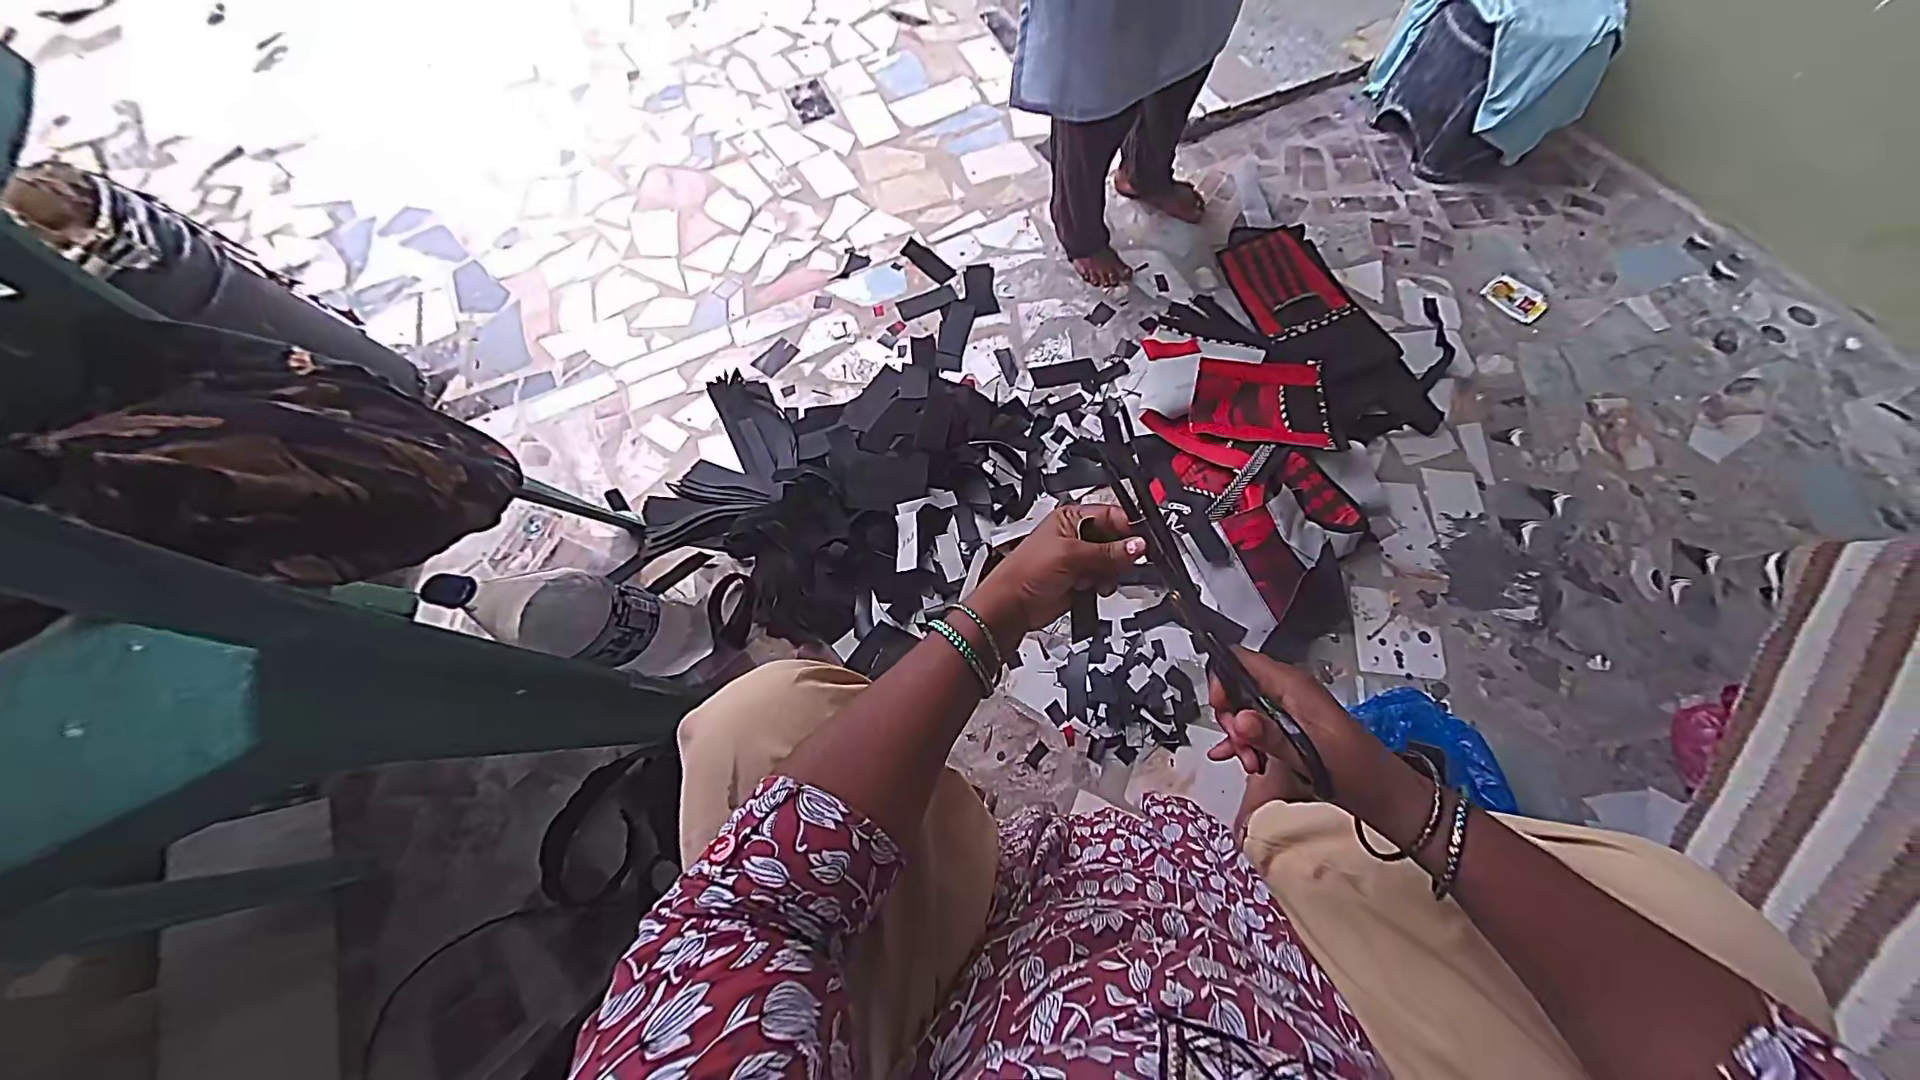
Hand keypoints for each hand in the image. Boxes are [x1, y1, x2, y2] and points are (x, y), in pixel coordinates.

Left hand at [966, 503, 1144, 639]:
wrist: (1013, 606)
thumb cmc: (1025, 572)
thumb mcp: (1071, 555)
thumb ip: (1108, 552)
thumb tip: (1138, 545)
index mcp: (1071, 517)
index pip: (1113, 514)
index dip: (1129, 528)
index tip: (1143, 542)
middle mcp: (1077, 535)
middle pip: (1118, 539)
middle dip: (1120, 553)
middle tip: (1117, 563)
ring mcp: (1080, 558)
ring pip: (1115, 561)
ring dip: (1112, 572)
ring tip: (1097, 577)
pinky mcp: (1082, 579)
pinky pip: (1107, 579)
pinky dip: (1105, 584)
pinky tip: (1093, 587)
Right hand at [1205, 648, 1429, 831]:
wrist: (1387, 797)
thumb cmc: (1361, 772)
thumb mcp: (1311, 756)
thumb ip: (1271, 736)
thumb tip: (1240, 720)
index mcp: (1295, 686)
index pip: (1241, 660)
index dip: (1222, 679)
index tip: (1222, 709)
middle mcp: (1289, 691)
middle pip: (1237, 685)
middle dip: (1230, 715)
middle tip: (1239, 741)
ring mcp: (1289, 708)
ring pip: (1243, 707)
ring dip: (1238, 734)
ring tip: (1249, 758)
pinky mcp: (1289, 724)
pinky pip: (1255, 723)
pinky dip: (1246, 740)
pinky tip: (1244, 756)